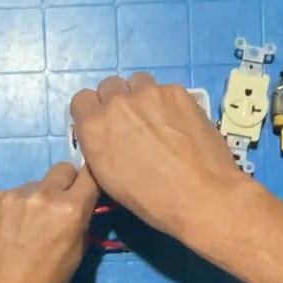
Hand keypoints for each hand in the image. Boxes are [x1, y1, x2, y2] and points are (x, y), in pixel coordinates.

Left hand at [0, 162, 101, 282]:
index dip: (90, 181)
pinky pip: (11, 195)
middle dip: (64, 185)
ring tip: (26, 227)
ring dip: (36, 199)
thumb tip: (83, 205)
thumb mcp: (77, 255)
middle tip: (57, 209)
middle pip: (63, 169)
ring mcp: (14, 194)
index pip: (90, 173)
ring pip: (35, 184)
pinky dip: (13, 208)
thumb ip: (82, 222)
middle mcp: (43, 194)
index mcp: (70, 209)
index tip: (86, 190)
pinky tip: (7, 230)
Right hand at [70, 72, 251, 238]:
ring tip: (158, 121)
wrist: (201, 195)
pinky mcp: (177, 91)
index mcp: (94, 127)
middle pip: (109, 86)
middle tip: (133, 124)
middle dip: (117, 102)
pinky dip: (168, 103)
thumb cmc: (152, 200)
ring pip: (137, 82)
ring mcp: (149, 93)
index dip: (93, 112)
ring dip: (142, 97)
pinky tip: (181, 124)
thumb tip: (104, 136)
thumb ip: (99, 147)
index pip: (81, 100)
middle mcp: (117, 103)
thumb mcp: (109, 180)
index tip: (106, 125)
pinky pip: (165, 90)